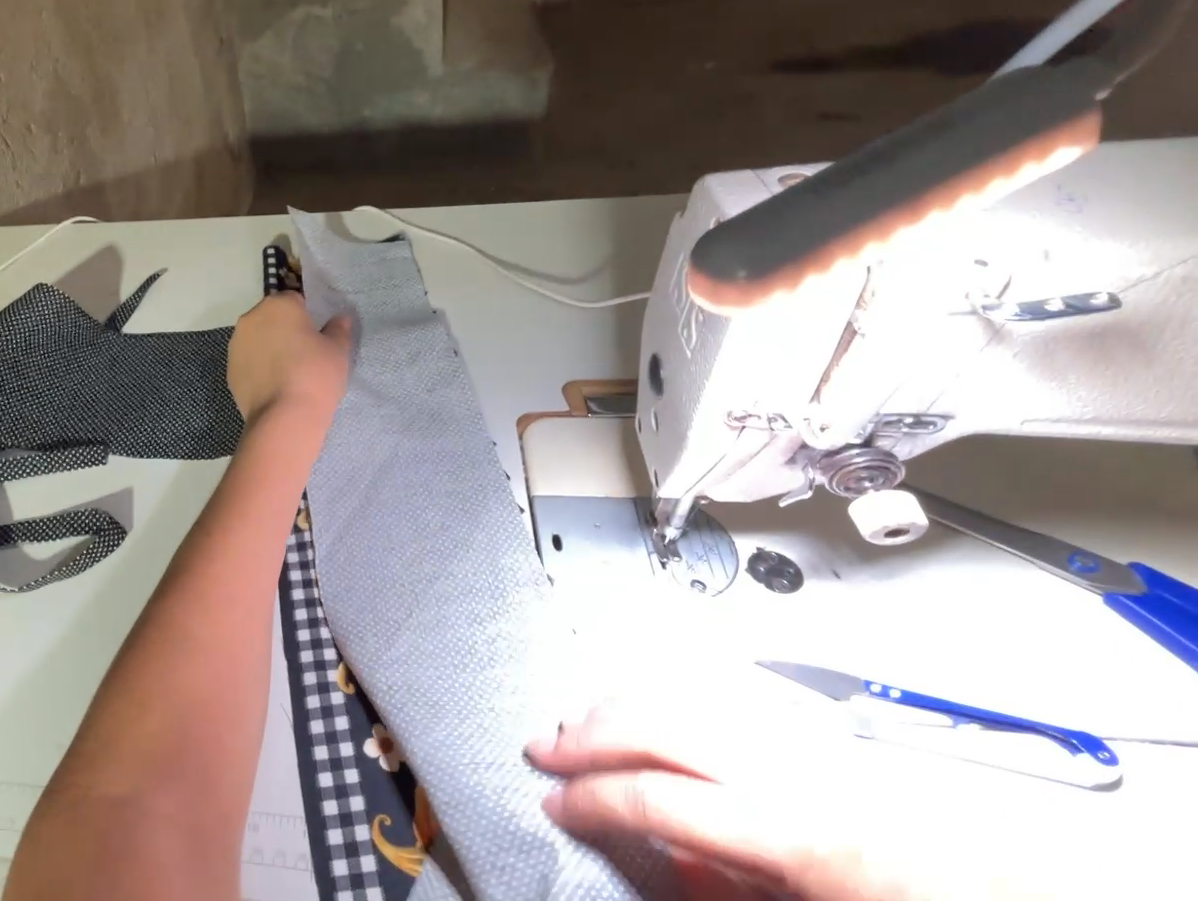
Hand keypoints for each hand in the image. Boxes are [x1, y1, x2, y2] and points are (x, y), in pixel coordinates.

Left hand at [227, 293, 351, 421]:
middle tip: (303, 354)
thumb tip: (340, 319)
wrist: (284, 417)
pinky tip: (274, 386)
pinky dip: (258, 368)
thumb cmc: (315, 374)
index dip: (307, 316)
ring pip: (257, 339)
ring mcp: (236, 344)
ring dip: (269, 347)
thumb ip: (338, 329)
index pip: (295, 300)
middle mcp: (251, 318)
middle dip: (285, 329)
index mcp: (278, 305)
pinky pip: (248, 361)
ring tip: (287, 372)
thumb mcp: (338, 350)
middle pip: (272, 317)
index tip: (316, 336)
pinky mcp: (229, 369)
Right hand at [526, 696, 1092, 900]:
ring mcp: (800, 729)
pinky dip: (666, 688)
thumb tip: (661, 857)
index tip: (556, 805)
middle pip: (656, 723)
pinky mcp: (813, 718)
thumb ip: (723, 889)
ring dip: (618, 703)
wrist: (1022, 890)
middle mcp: (790, 764)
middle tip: (544, 749)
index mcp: (792, 829)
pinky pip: (719, 685)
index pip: (658, 796)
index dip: (593, 800)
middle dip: (588, 734)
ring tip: (577, 722)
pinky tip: (642, 700)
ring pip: (683, 690)